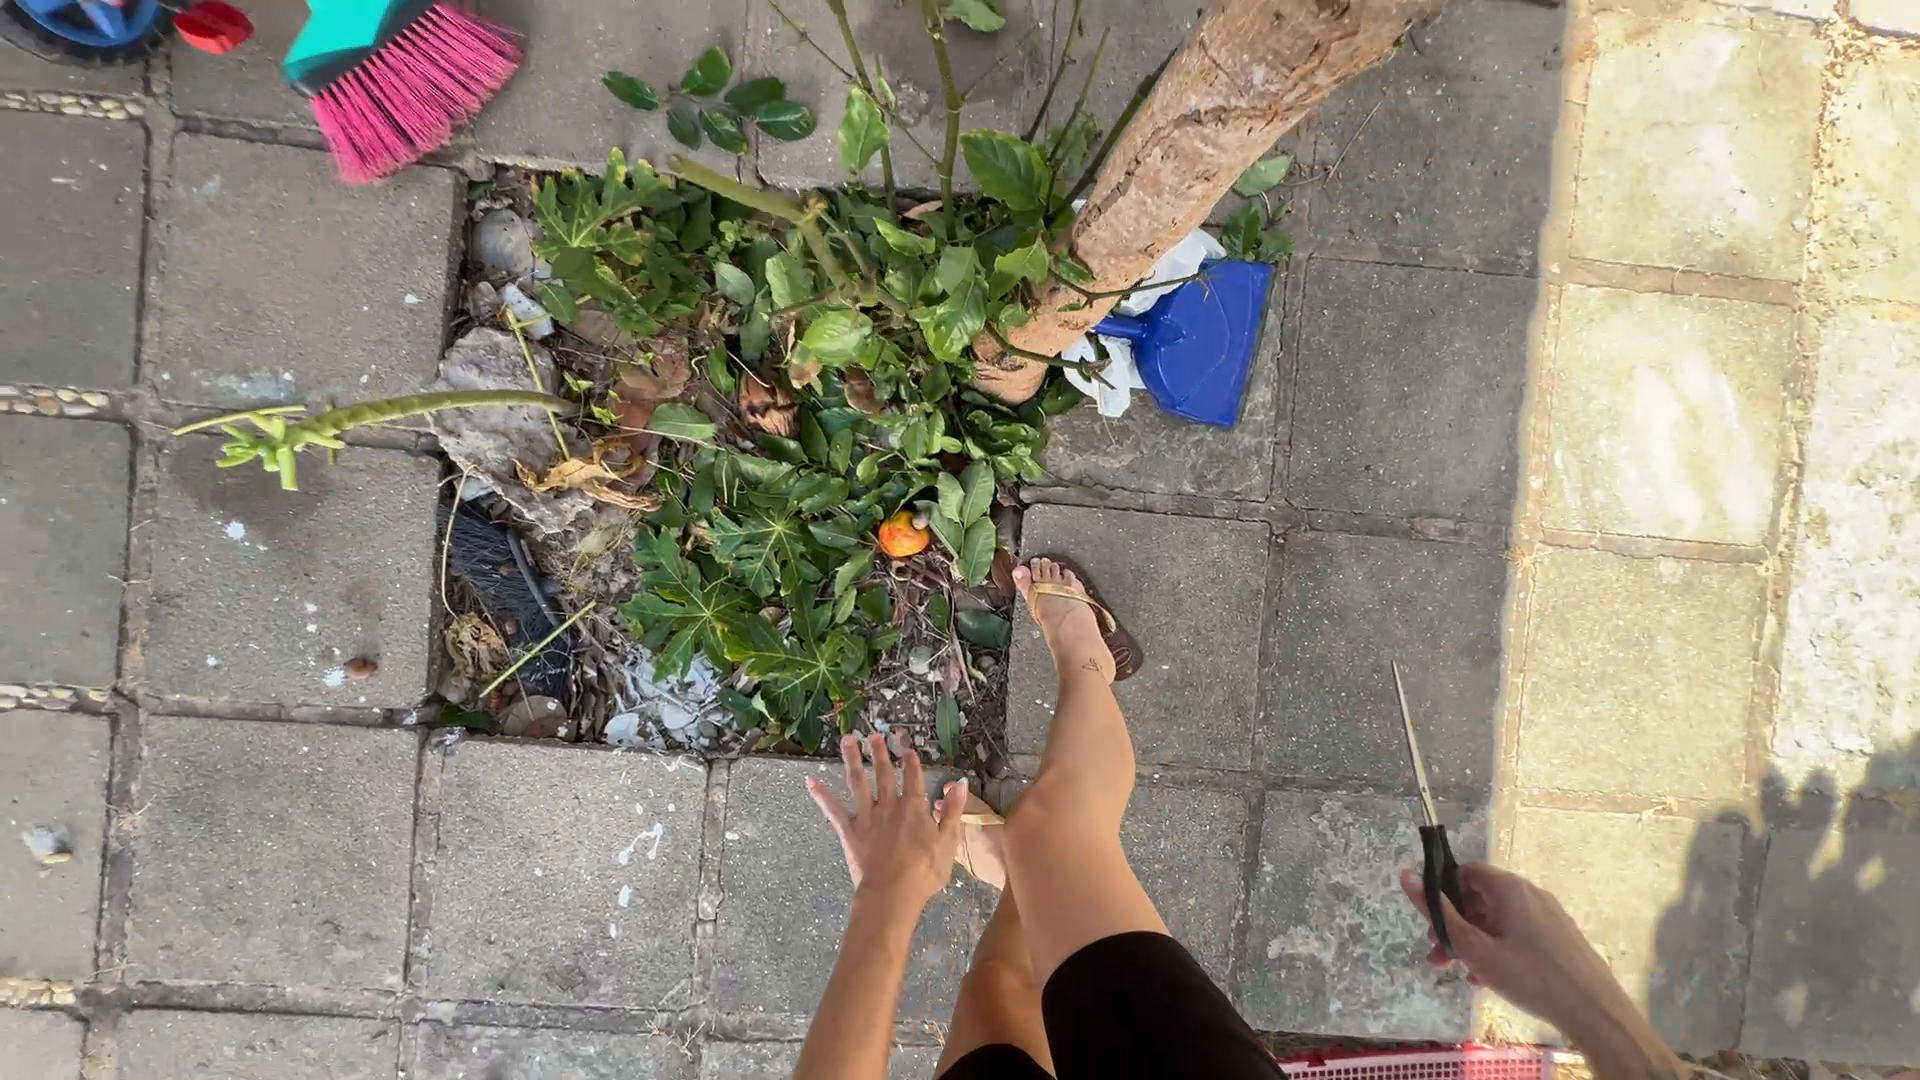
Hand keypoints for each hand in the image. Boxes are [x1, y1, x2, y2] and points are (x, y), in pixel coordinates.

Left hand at [808, 733, 966, 912]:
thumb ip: (952, 811)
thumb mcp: (948, 842)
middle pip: (883, 773)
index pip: (913, 778)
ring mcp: (866, 817)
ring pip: (858, 782)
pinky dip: (821, 795)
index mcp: (913, 808)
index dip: (910, 762)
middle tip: (873, 735)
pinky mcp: (849, 831)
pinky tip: (810, 781)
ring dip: (852, 760)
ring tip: (847, 740)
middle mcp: (889, 806)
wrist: (892, 895)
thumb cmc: (923, 872)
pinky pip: (832, 810)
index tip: (907, 748)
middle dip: (879, 753)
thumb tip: (959, 783)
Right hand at [1399, 863, 1637, 1038]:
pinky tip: (1489, 978)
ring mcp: (1550, 917)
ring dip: (1474, 941)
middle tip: (1438, 951)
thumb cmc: (1530, 977)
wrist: (1601, 1019)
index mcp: (1508, 888)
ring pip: (1498, 920)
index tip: (1432, 920)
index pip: (1464, 872)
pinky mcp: (1562, 940)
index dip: (1442, 892)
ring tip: (1460, 971)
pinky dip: (1499, 949)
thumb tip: (1404, 873)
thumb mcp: (1473, 946)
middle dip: (1454, 924)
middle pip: (1479, 899)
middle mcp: (1530, 894)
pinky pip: (1519, 935)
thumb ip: (1436, 911)